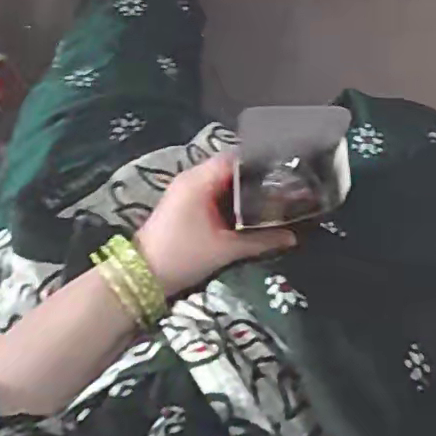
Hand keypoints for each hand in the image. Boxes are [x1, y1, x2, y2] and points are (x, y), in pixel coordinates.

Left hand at [135, 153, 297, 293]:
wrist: (142, 277)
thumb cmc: (183, 256)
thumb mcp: (226, 250)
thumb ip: (261, 241)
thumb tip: (292, 237)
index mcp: (200, 180)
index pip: (236, 158)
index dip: (261, 163)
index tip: (284, 173)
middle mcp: (191, 177)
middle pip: (230, 167)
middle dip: (255, 177)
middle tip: (282, 188)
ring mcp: (185, 190)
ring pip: (221, 180)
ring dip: (241, 188)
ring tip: (270, 199)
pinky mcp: (183, 203)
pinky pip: (211, 191)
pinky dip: (229, 198)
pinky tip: (247, 211)